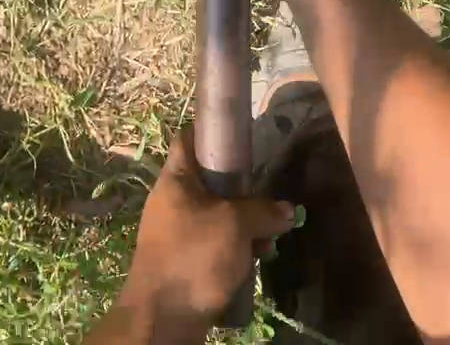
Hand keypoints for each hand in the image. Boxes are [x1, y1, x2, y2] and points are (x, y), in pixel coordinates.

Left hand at [104, 130, 293, 340]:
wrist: (162, 318)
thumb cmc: (193, 256)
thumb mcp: (234, 225)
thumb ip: (262, 211)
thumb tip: (287, 210)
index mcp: (175, 178)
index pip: (188, 138)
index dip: (211, 131)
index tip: (240, 135)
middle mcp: (172, 200)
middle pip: (210, 181)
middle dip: (242, 191)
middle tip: (267, 198)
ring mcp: (176, 231)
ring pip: (217, 215)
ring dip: (244, 225)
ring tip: (269, 239)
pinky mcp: (184, 260)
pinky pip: (214, 243)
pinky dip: (235, 248)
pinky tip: (257, 259)